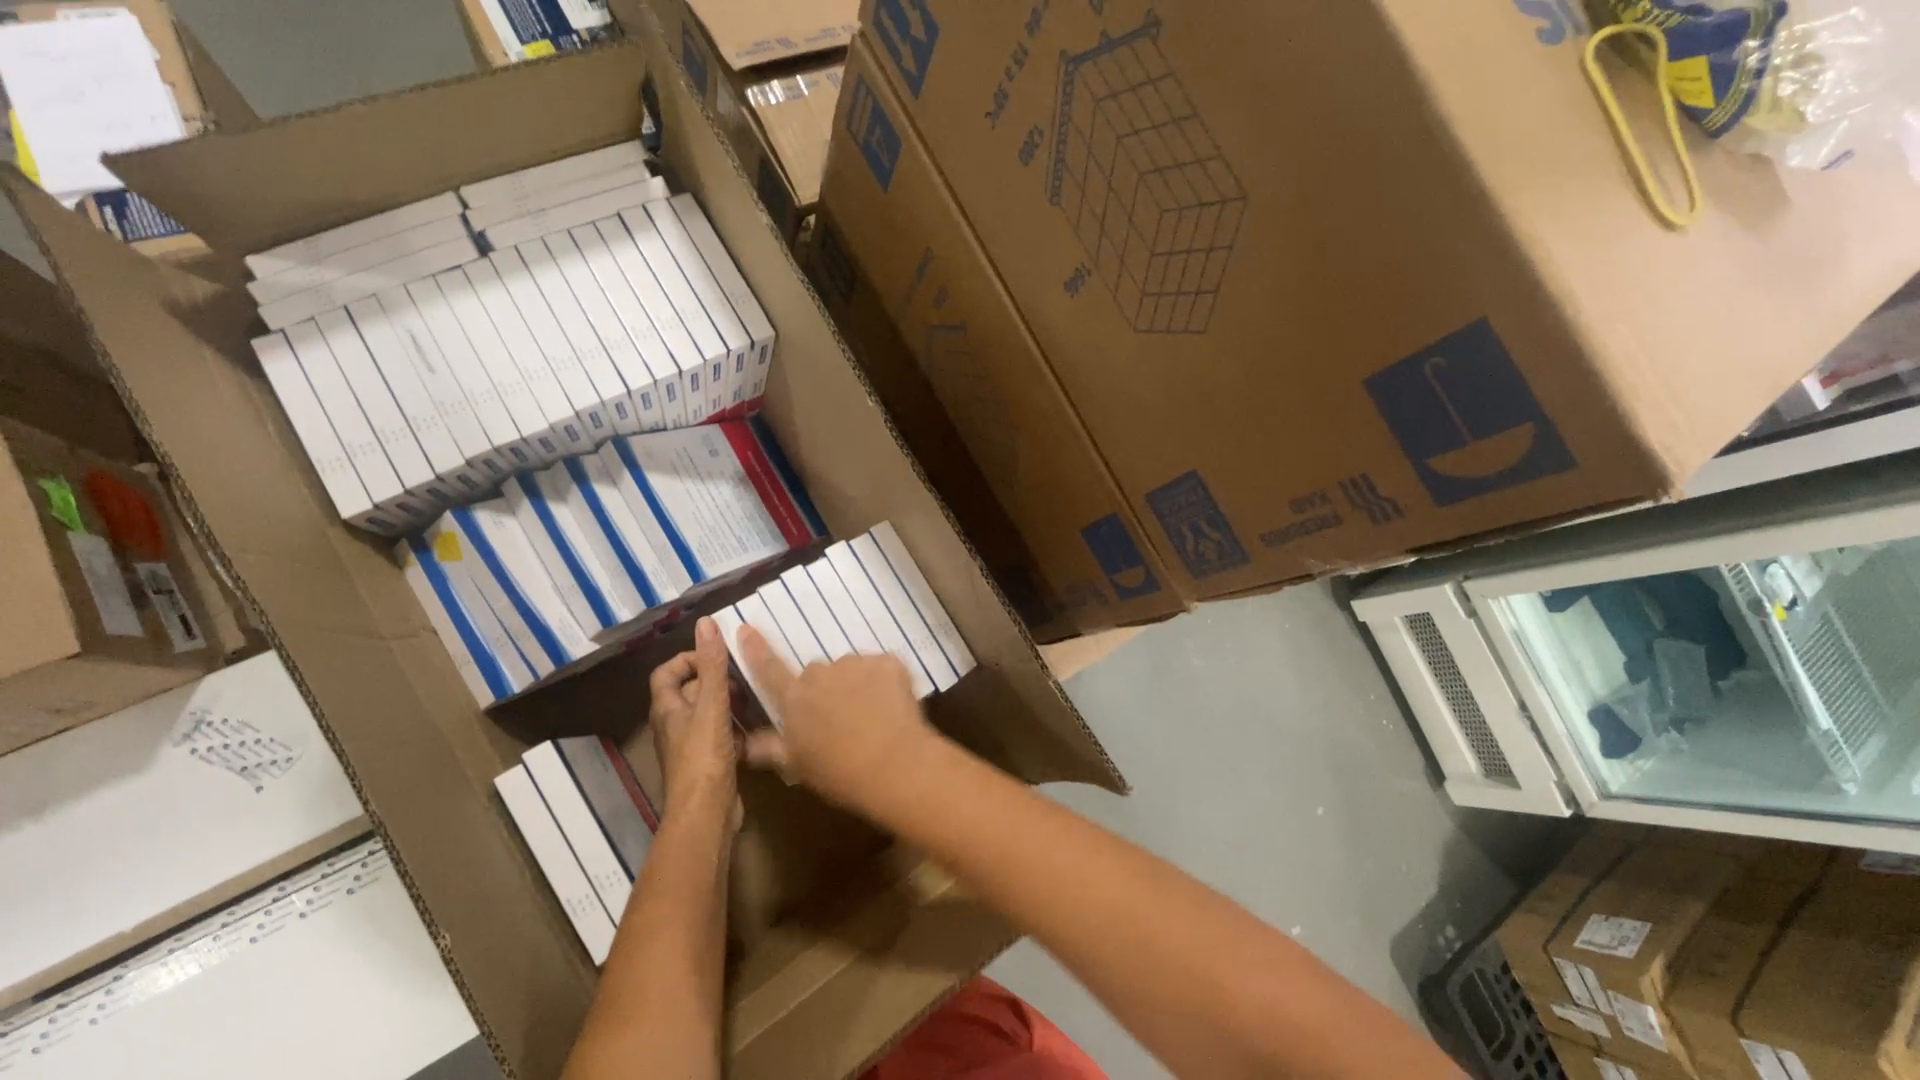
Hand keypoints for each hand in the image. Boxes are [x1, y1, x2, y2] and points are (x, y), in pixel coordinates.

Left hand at [648, 617, 742, 827]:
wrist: (707, 813)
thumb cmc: (703, 757)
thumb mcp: (712, 706)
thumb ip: (713, 666)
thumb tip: (706, 623)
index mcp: (667, 709)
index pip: (666, 672)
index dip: (687, 659)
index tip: (716, 657)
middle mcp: (674, 725)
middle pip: (691, 692)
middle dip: (717, 681)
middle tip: (744, 677)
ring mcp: (692, 746)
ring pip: (710, 714)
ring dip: (731, 704)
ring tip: (756, 697)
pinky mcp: (711, 763)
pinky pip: (724, 736)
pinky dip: (739, 729)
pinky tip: (760, 728)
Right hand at [736, 624, 940, 813]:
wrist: (894, 766)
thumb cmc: (840, 774)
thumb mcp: (798, 766)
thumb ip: (770, 749)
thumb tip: (746, 743)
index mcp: (794, 698)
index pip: (768, 669)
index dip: (756, 649)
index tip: (746, 628)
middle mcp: (820, 673)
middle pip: (816, 673)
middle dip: (824, 690)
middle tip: (839, 718)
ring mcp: (855, 664)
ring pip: (850, 669)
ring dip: (855, 685)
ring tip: (870, 716)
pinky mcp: (888, 662)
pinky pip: (881, 667)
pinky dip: (884, 682)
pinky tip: (891, 707)